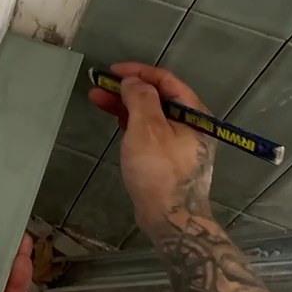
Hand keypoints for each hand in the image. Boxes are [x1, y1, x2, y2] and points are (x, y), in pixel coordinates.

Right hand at [88, 62, 215, 225]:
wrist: (171, 220)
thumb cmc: (159, 172)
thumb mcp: (147, 129)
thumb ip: (140, 99)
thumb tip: (133, 81)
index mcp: (193, 113)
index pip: (165, 80)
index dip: (138, 72)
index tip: (112, 71)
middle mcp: (191, 124)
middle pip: (157, 97)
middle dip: (127, 89)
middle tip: (99, 86)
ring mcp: (180, 142)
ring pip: (151, 114)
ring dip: (125, 105)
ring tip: (98, 100)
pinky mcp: (169, 157)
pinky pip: (150, 131)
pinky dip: (132, 123)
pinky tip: (116, 120)